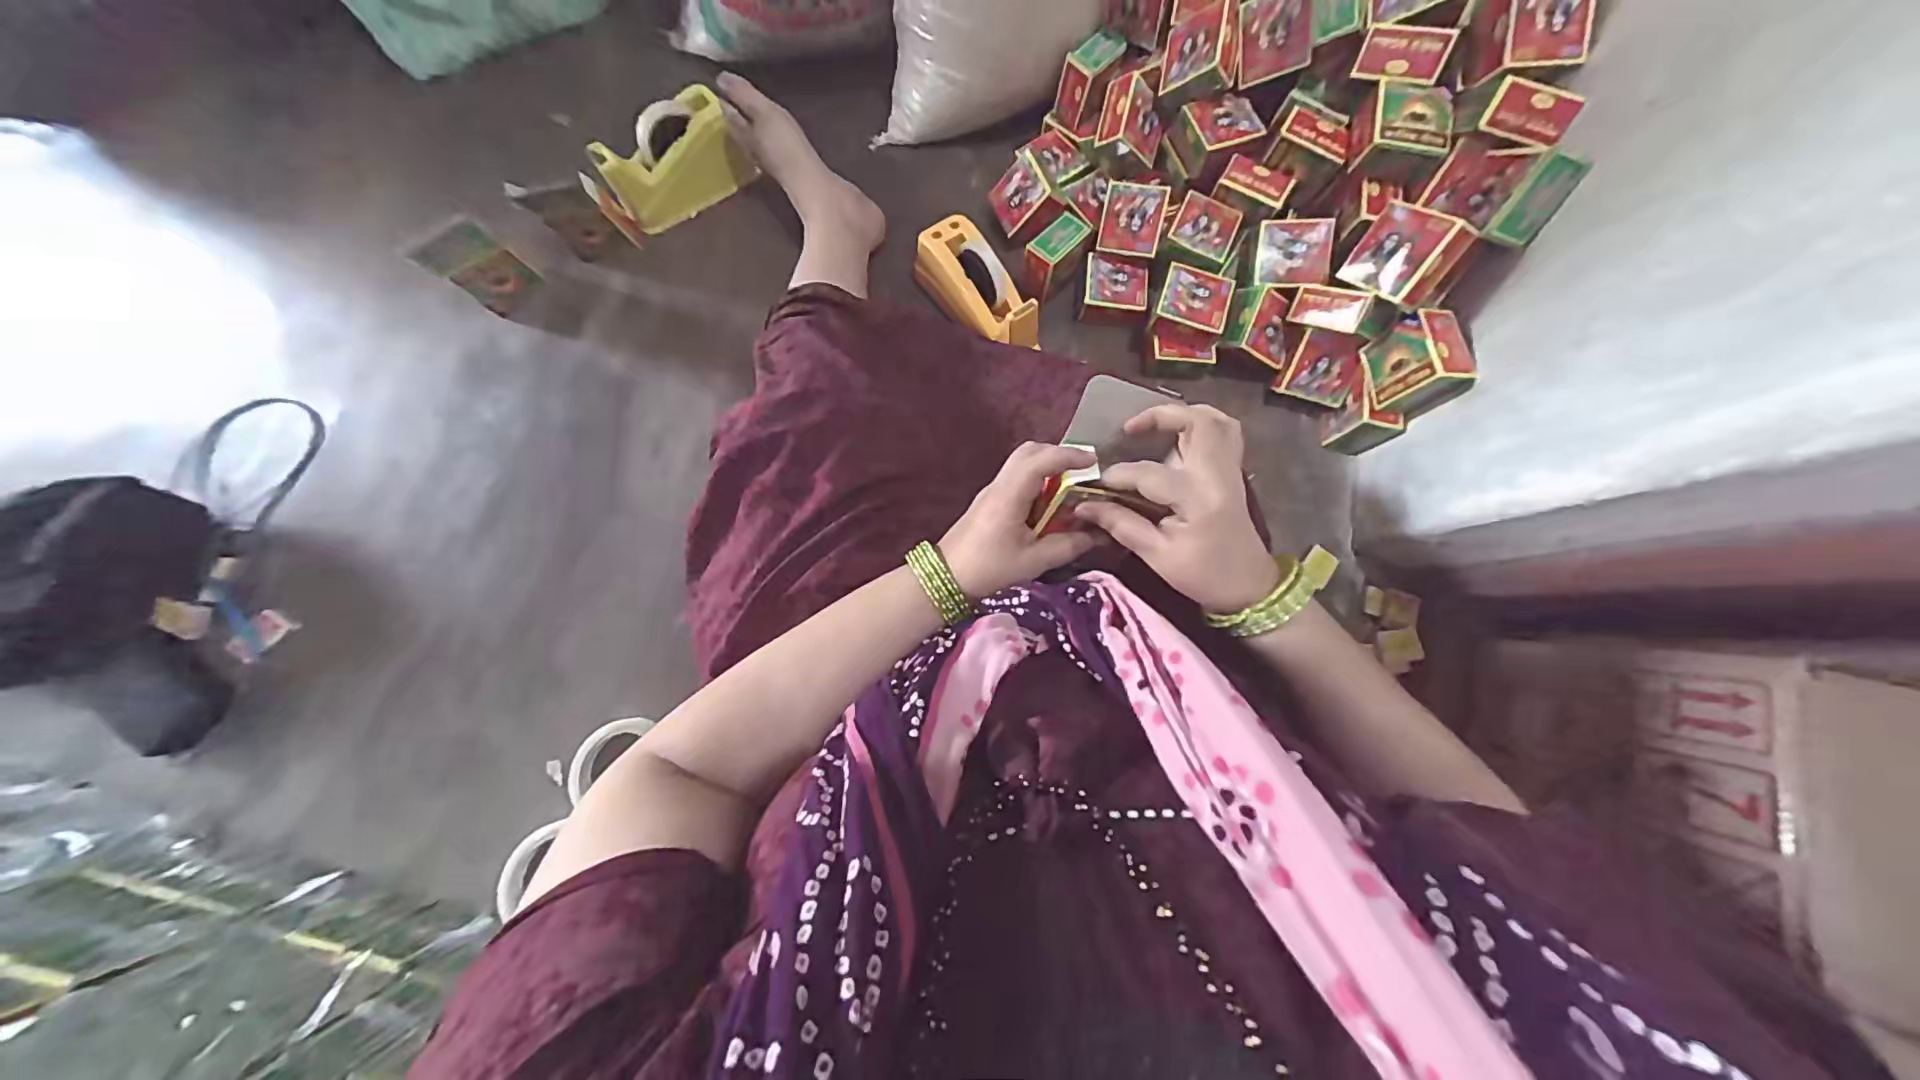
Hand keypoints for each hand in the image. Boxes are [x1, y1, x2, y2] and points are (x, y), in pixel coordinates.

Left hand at [939, 443, 1102, 598]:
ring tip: (1071, 486)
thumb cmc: (989, 569)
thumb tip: (1098, 534)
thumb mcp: (1034, 561)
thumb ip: (1068, 545)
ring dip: (1048, 466)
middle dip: (1059, 455)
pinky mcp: (989, 500)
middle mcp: (999, 485)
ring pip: (1022, 462)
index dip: (1068, 456)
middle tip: (1084, 470)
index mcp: (1009, 496)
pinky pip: (1017, 477)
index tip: (1094, 463)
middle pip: (1029, 452)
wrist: (946, 577)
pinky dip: (1037, 479)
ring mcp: (991, 490)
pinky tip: (1050, 501)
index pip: (1040, 460)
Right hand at [1071, 404, 1279, 613]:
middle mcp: (1217, 475)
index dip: (1117, 476)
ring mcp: (1230, 470)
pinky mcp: (1233, 473)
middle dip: (1159, 416)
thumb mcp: (1157, 556)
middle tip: (1129, 429)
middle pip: (1196, 422)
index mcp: (1197, 498)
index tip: (1095, 485)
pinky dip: (1200, 425)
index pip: (1149, 473)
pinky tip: (1177, 436)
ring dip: (1182, 414)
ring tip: (1153, 426)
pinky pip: (1224, 433)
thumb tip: (1085, 506)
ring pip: (1215, 420)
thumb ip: (1121, 525)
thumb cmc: (1203, 575)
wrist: (1249, 587)